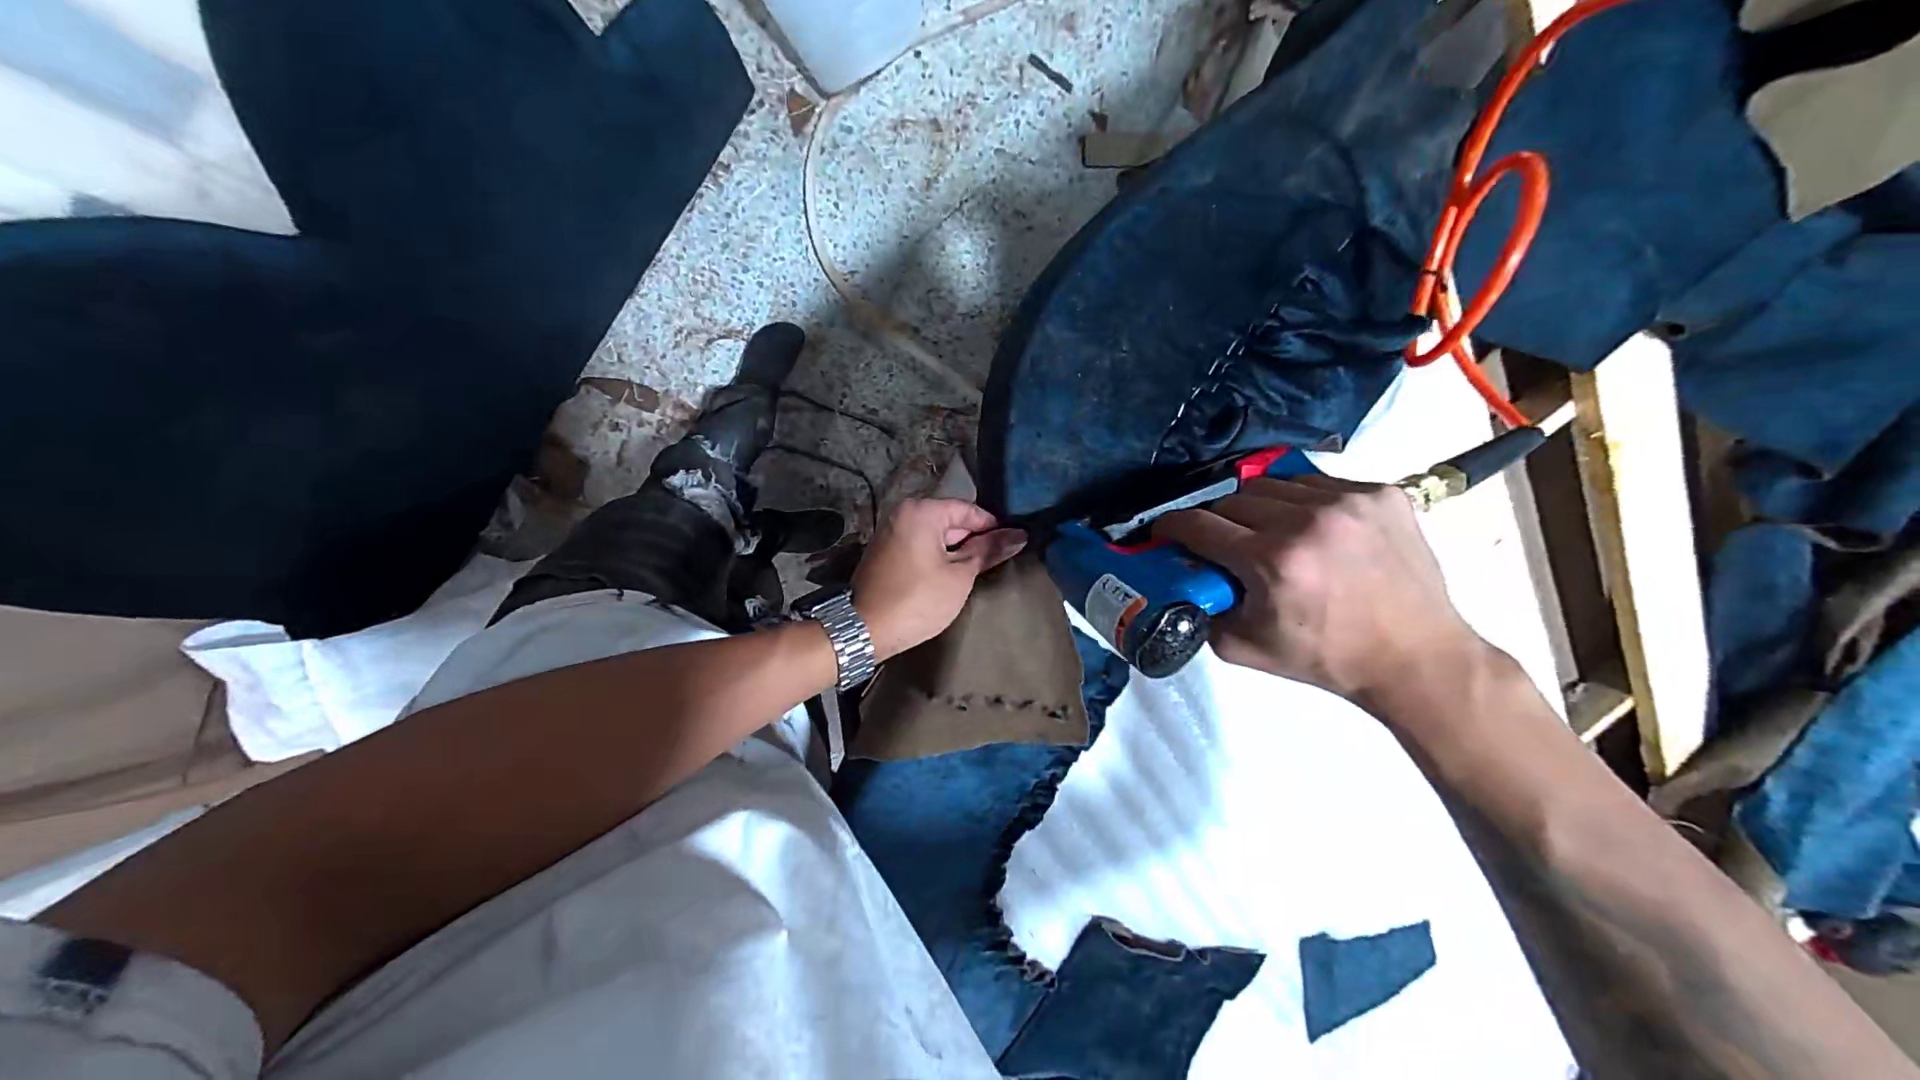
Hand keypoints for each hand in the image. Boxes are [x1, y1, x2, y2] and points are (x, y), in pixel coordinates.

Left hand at [852, 498, 1027, 659]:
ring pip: (935, 534)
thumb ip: (988, 551)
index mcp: (921, 511)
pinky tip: (952, 574)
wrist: (865, 629)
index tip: (1012, 542)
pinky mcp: (885, 552)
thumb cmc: (918, 600)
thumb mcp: (960, 576)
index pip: (968, 509)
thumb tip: (1018, 536)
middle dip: (974, 538)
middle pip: (950, 520)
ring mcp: (890, 532)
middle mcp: (903, 514)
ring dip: (956, 549)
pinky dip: (937, 555)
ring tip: (979, 568)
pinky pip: (920, 545)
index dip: (993, 526)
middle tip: (999, 558)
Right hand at [1152, 475, 1487, 704]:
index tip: (1165, 529)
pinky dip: (1302, 501)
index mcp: (1273, 561)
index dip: (1172, 525)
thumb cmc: (1327, 658)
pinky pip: (1318, 482)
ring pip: (1274, 484)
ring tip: (1268, 531)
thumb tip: (1185, 578)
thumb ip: (1204, 609)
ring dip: (1259, 506)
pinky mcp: (1381, 493)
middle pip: (1232, 499)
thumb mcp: (1245, 649)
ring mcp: (1349, 501)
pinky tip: (1311, 527)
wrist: (1416, 657)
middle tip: (1223, 542)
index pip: (1199, 524)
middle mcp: (1308, 521)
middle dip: (1218, 520)